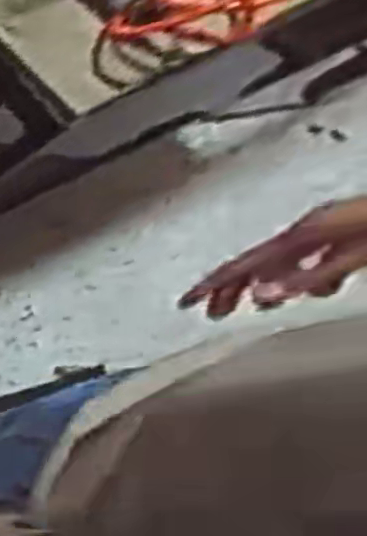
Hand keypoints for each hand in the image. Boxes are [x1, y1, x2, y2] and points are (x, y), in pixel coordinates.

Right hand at [180, 197, 366, 318]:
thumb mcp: (358, 254)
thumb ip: (313, 275)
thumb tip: (264, 296)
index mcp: (306, 230)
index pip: (244, 263)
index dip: (211, 284)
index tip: (186, 301)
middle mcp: (313, 226)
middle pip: (260, 259)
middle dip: (234, 286)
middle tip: (214, 310)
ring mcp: (333, 225)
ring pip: (286, 257)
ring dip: (271, 281)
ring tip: (264, 302)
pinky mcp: (353, 230)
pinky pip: (314, 253)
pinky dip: (303, 272)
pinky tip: (312, 285)